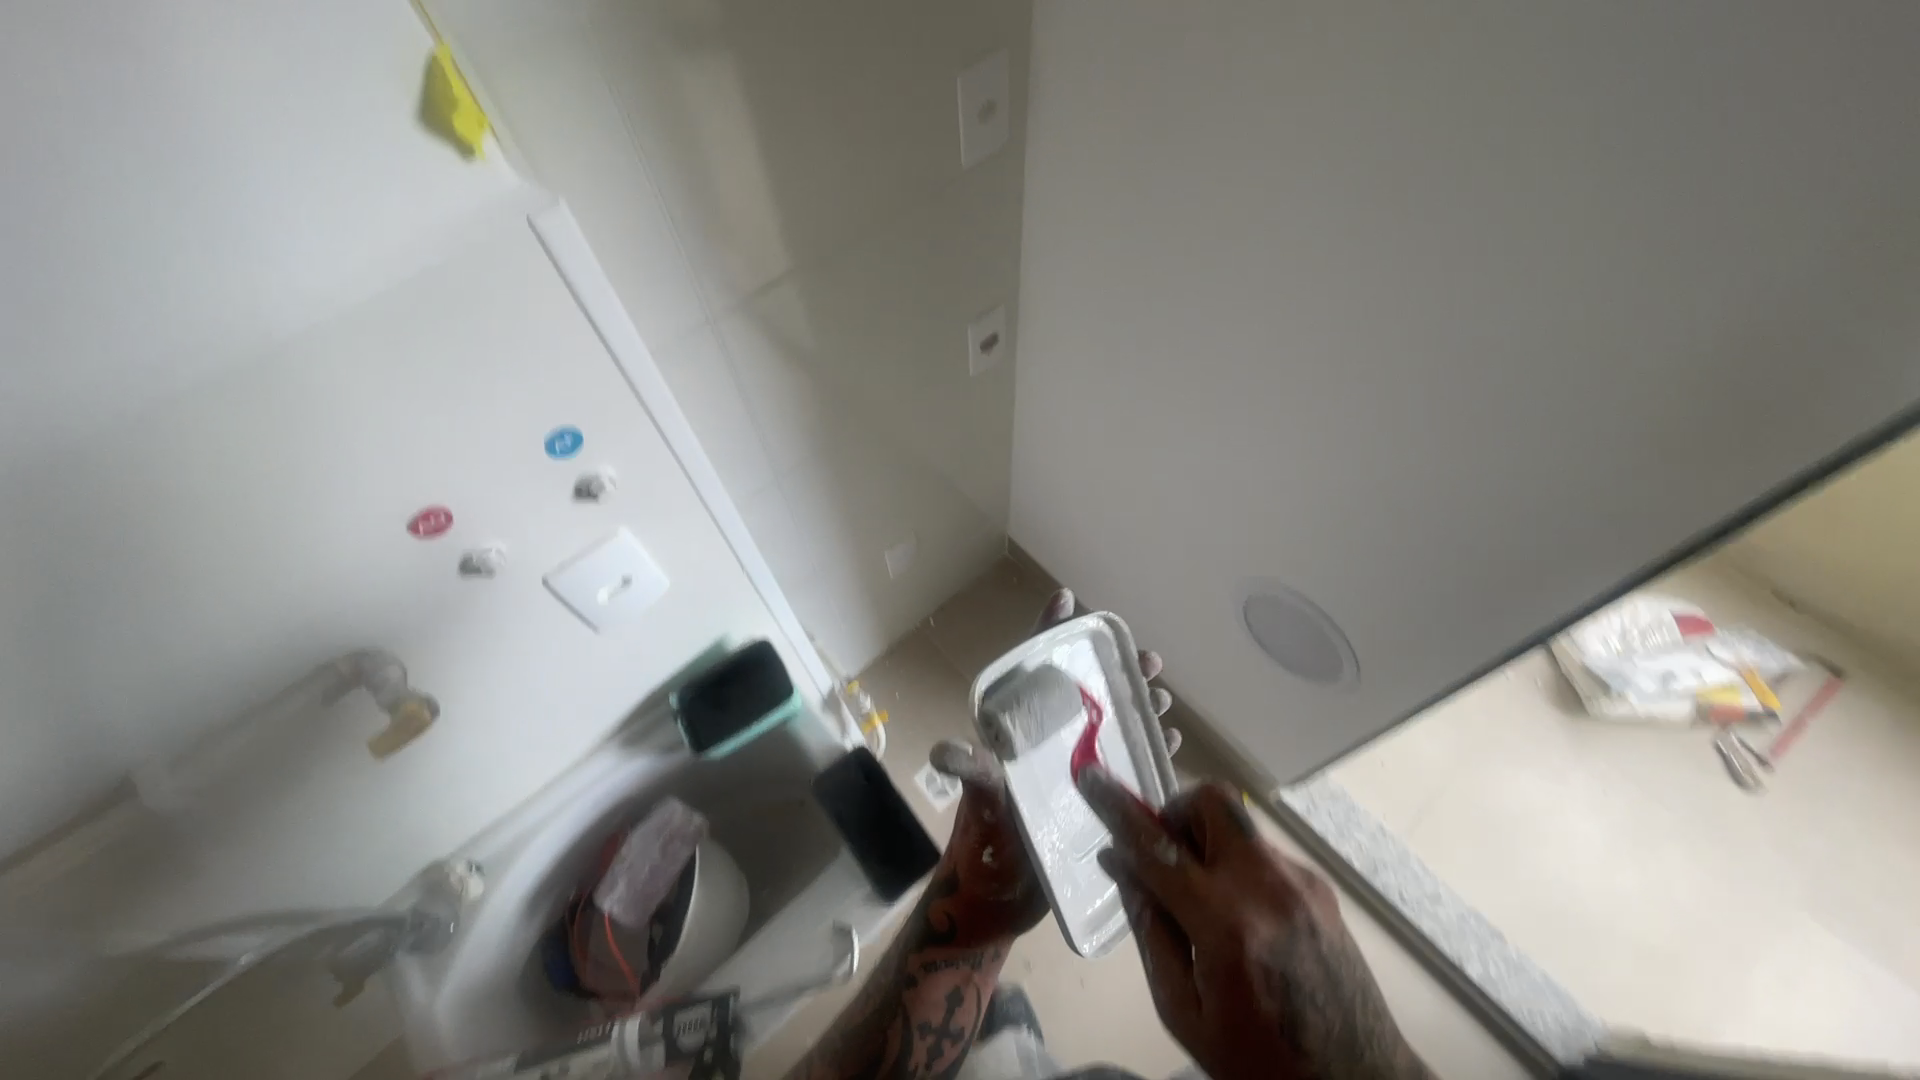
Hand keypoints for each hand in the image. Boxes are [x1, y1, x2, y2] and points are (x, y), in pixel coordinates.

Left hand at [924, 588, 1180, 944]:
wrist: (999, 896)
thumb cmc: (987, 837)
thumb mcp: (984, 797)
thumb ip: (973, 769)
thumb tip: (942, 752)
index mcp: (1018, 729)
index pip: (1032, 670)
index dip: (1049, 633)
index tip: (1065, 598)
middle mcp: (1049, 741)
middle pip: (1085, 692)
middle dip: (1116, 670)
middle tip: (1148, 661)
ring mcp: (1074, 766)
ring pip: (1111, 723)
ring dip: (1138, 706)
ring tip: (1165, 698)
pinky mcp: (1093, 795)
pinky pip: (1127, 762)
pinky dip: (1148, 748)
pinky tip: (1170, 741)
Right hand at [1079, 771, 1432, 1079]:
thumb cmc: (1258, 1060)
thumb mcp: (1183, 1012)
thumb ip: (1149, 930)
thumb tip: (1119, 864)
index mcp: (1225, 924)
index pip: (1156, 846)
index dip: (1116, 807)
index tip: (1089, 775)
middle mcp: (1266, 886)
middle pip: (1211, 800)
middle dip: (1175, 812)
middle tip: (1164, 856)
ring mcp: (1299, 882)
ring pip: (1236, 822)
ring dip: (1205, 840)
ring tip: (1201, 898)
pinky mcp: (1318, 887)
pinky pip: (1260, 851)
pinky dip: (1234, 865)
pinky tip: (1239, 919)